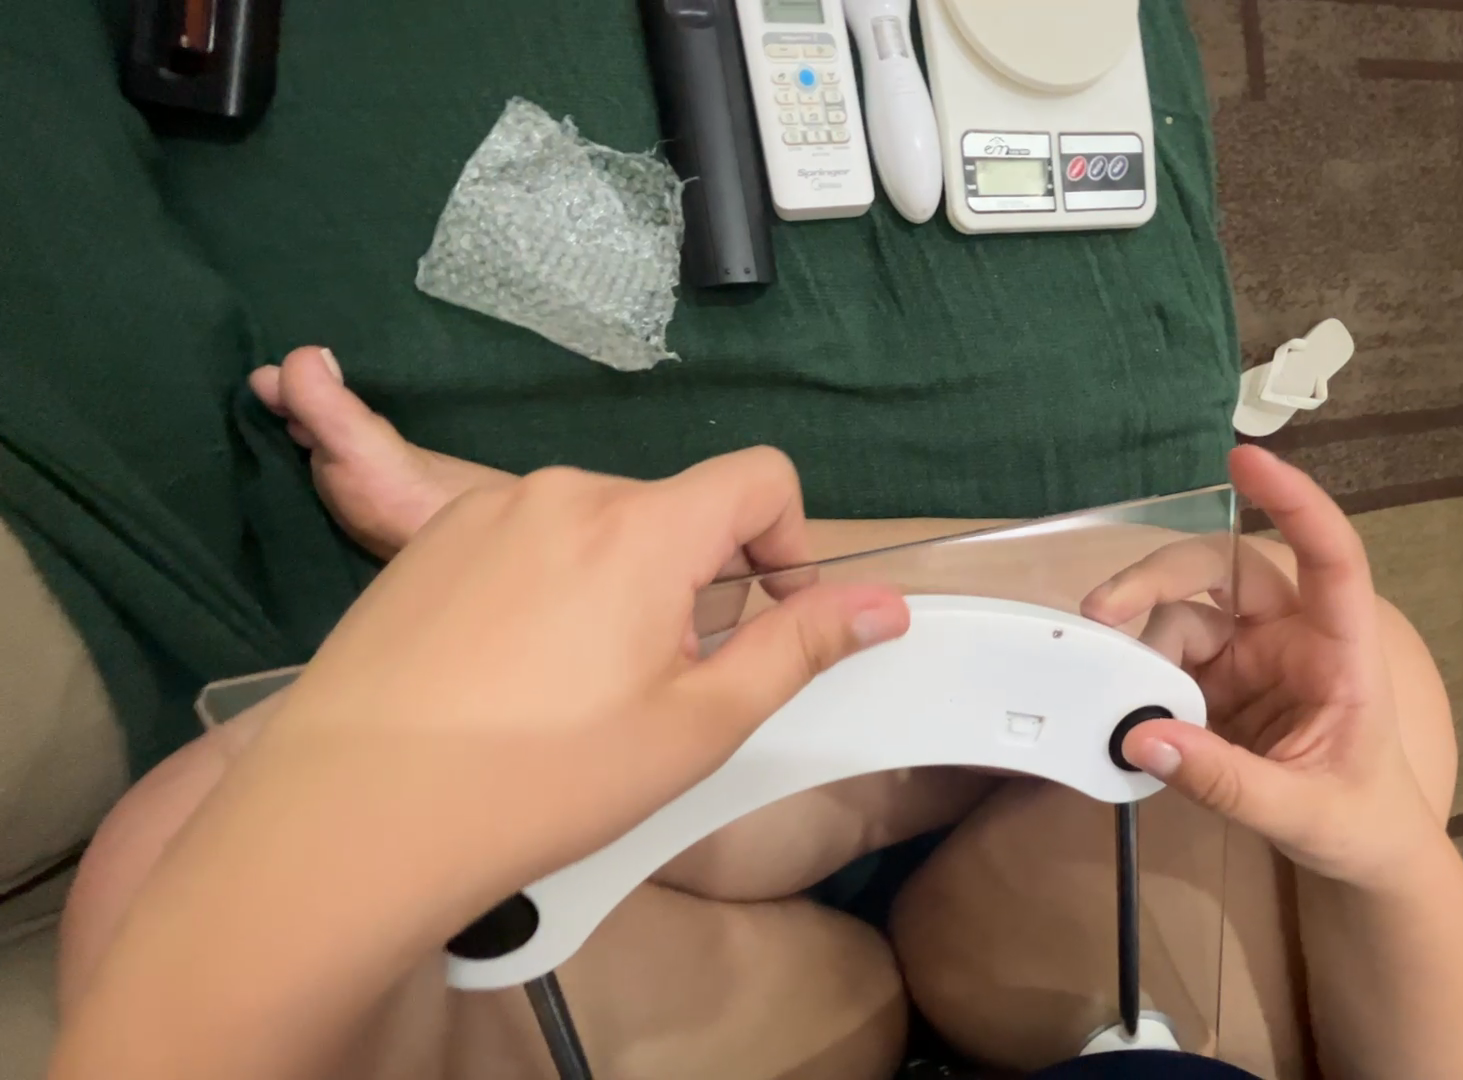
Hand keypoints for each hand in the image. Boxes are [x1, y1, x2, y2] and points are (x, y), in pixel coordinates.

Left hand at [250, 447, 908, 911]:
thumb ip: (804, 645)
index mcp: (642, 526)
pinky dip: (569, 577)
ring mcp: (490, 506)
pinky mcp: (432, 535)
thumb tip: (890, 603)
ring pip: (616, 522)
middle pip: (687, 508)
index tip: (761, 619)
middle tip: (666, 675)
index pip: (762, 476)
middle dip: (706, 579)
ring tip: (590, 675)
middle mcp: (568, 489)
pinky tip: (520, 662)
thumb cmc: (550, 777)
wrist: (342, 830)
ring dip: (638, 580)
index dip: (787, 543)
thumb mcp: (703, 721)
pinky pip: (543, 531)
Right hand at [1081, 446, 1440, 887]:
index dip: (1294, 503)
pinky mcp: (1214, 681)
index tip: (1245, 460)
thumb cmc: (1361, 823)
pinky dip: (1136, 676)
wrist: (1359, 854)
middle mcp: (1289, 636)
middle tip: (1101, 611)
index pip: (1329, 557)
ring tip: (1116, 695)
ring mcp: (1247, 656)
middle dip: (1157, 579)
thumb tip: (1142, 737)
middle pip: (1222, 571)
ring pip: (1180, 617)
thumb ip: (1225, 780)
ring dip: (1140, 646)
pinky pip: (1164, 659)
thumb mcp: (1303, 812)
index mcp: (1340, 649)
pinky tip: (1122, 706)